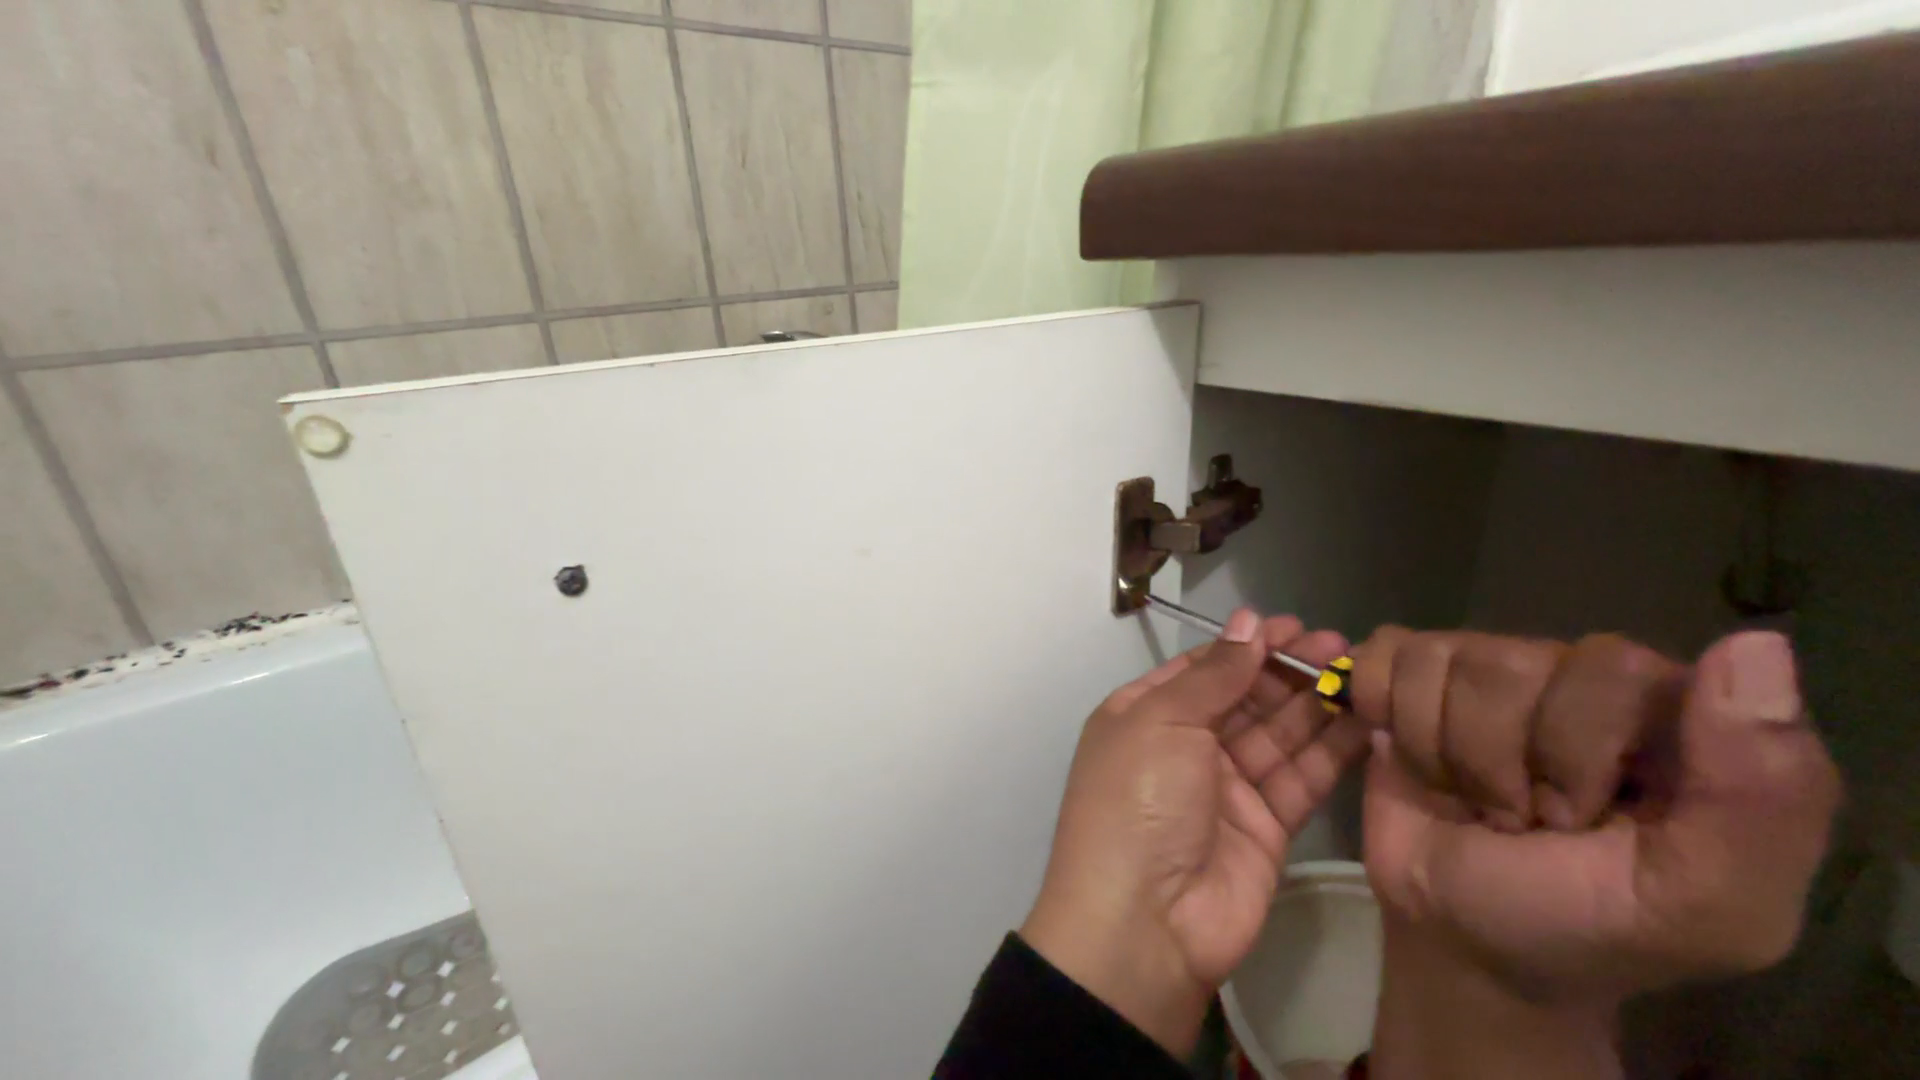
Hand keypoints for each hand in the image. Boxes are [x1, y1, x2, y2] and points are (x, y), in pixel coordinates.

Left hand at [1021, 610, 1364, 1055]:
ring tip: (1363, 674)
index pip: (1203, 669)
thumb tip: (1247, 621)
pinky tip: (1368, 722)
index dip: (1246, 646)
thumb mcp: (1162, 723)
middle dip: (1288, 671)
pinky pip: (1303, 778)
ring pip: (1279, 734)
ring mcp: (1227, 788)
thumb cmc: (1137, 803)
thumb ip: (1212, 675)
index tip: (1293, 625)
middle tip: (1341, 646)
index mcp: (1144, 716)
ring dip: (1317, 704)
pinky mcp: (1268, 826)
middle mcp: (1185, 747)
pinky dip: (1333, 751)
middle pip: (1245, 698)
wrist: (1144, 923)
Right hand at [1355, 628, 1841, 1005]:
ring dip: (1439, 753)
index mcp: (1667, 712)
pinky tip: (1414, 761)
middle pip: (1509, 661)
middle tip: (1515, 818)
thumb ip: (1759, 795)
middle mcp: (1575, 673)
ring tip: (1466, 798)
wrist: (1460, 938)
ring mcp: (1485, 667)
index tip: (1573, 823)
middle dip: (1496, 760)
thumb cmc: (1584, 926)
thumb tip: (1756, 644)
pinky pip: (1384, 657)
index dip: (1572, 748)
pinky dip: (1387, 719)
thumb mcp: (1708, 905)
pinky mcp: (1409, 674)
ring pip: (1440, 661)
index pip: (1611, 666)